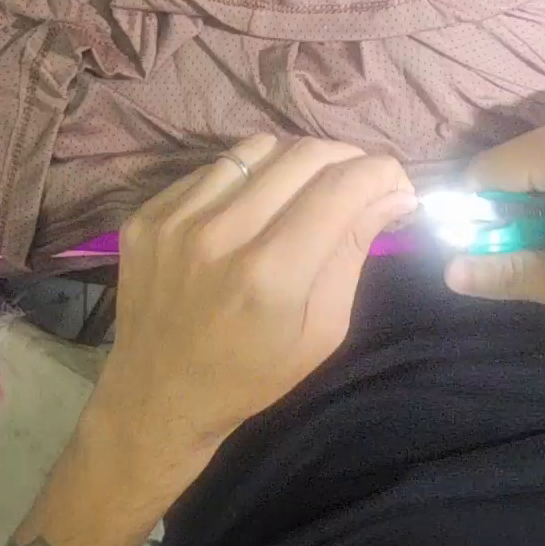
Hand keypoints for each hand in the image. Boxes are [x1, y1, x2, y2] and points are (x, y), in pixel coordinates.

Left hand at [80, 134, 414, 491]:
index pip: (341, 188)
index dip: (382, 173)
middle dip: (348, 158)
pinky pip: (213, 169)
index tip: (397, 184)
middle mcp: (219, 234)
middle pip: (303, 155)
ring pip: (257, 148)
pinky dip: (246, 177)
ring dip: (296, 161)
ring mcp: (175, 219)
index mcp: (271, 274)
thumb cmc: (251, 376)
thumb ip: (352, 254)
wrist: (158, 396)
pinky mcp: (147, 215)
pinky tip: (251, 208)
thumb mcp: (320, 331)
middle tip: (360, 181)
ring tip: (306, 189)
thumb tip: (393, 195)